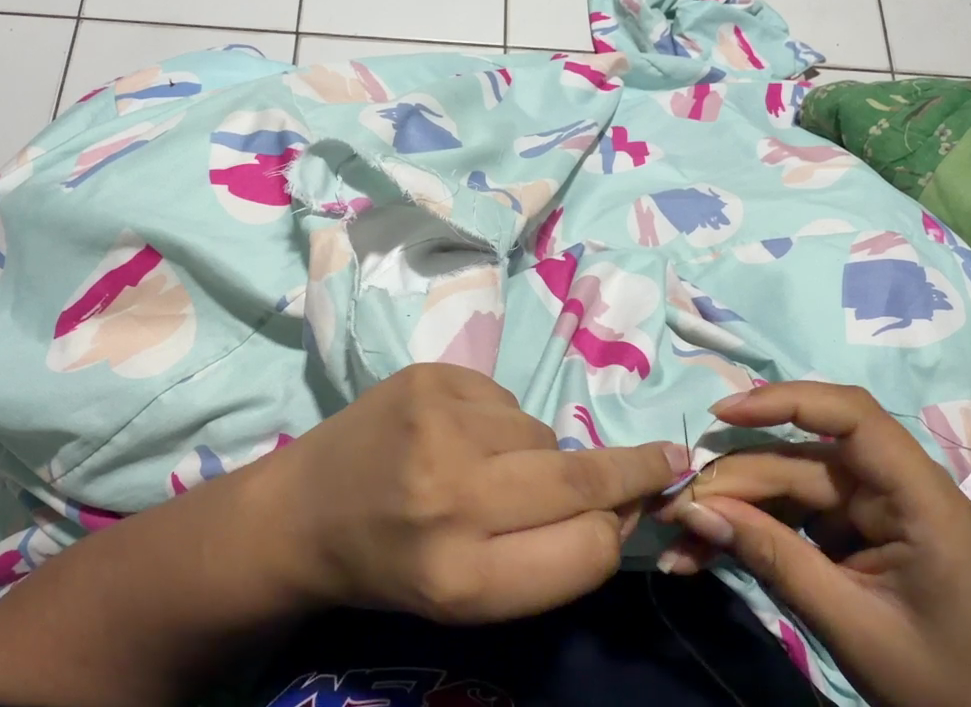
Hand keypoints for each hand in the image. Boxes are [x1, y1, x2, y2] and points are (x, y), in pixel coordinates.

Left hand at [263, 363, 689, 623]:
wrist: (302, 509)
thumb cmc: (392, 565)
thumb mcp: (470, 594)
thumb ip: (552, 558)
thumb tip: (626, 501)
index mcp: (463, 576)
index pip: (589, 550)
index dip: (621, 528)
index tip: (648, 503)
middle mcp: (453, 496)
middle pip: (581, 480)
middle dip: (634, 469)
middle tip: (668, 457)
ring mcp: (441, 422)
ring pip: (544, 433)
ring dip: (537, 453)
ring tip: (487, 467)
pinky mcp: (431, 376)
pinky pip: (508, 400)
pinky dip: (502, 421)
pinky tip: (461, 435)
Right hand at [654, 383, 970, 706]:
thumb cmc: (938, 683)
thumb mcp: (852, 624)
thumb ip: (775, 559)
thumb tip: (697, 510)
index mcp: (919, 498)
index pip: (852, 417)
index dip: (786, 401)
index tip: (721, 414)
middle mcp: (894, 490)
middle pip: (800, 461)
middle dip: (735, 482)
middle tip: (675, 511)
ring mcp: (872, 512)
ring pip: (787, 488)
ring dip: (733, 509)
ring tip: (680, 536)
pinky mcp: (854, 535)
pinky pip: (793, 518)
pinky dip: (751, 531)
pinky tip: (707, 550)